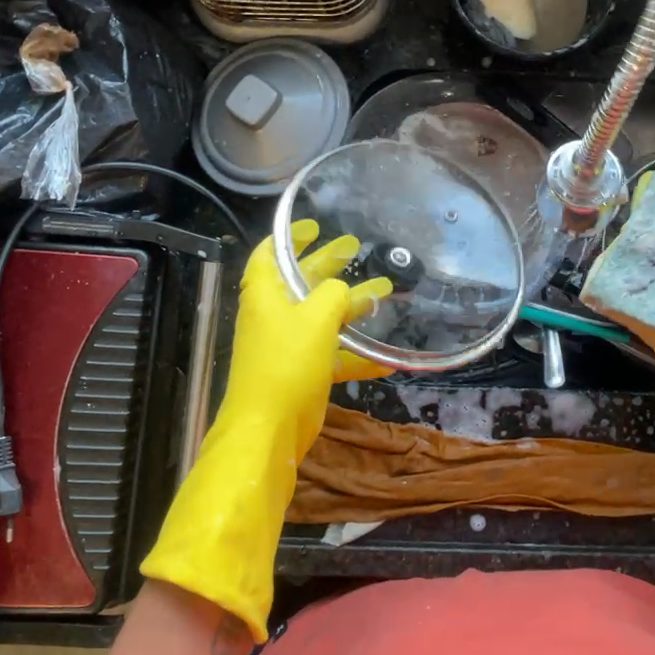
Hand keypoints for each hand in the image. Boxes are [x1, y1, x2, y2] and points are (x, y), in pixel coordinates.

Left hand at [229, 219, 396, 448]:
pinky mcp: (304, 373)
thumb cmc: (286, 364)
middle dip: (327, 263)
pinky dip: (358, 355)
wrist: (269, 429)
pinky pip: (334, 355)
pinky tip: (388, 359)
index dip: (288, 237)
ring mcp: (289, 346)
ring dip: (351, 304)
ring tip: (384, 289)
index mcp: (266, 295)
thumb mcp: (315, 319)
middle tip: (355, 247)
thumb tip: (347, 292)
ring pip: (322, 317)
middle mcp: (274, 316)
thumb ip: (334, 296)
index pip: (269, 254)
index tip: (313, 225)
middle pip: (300, 281)